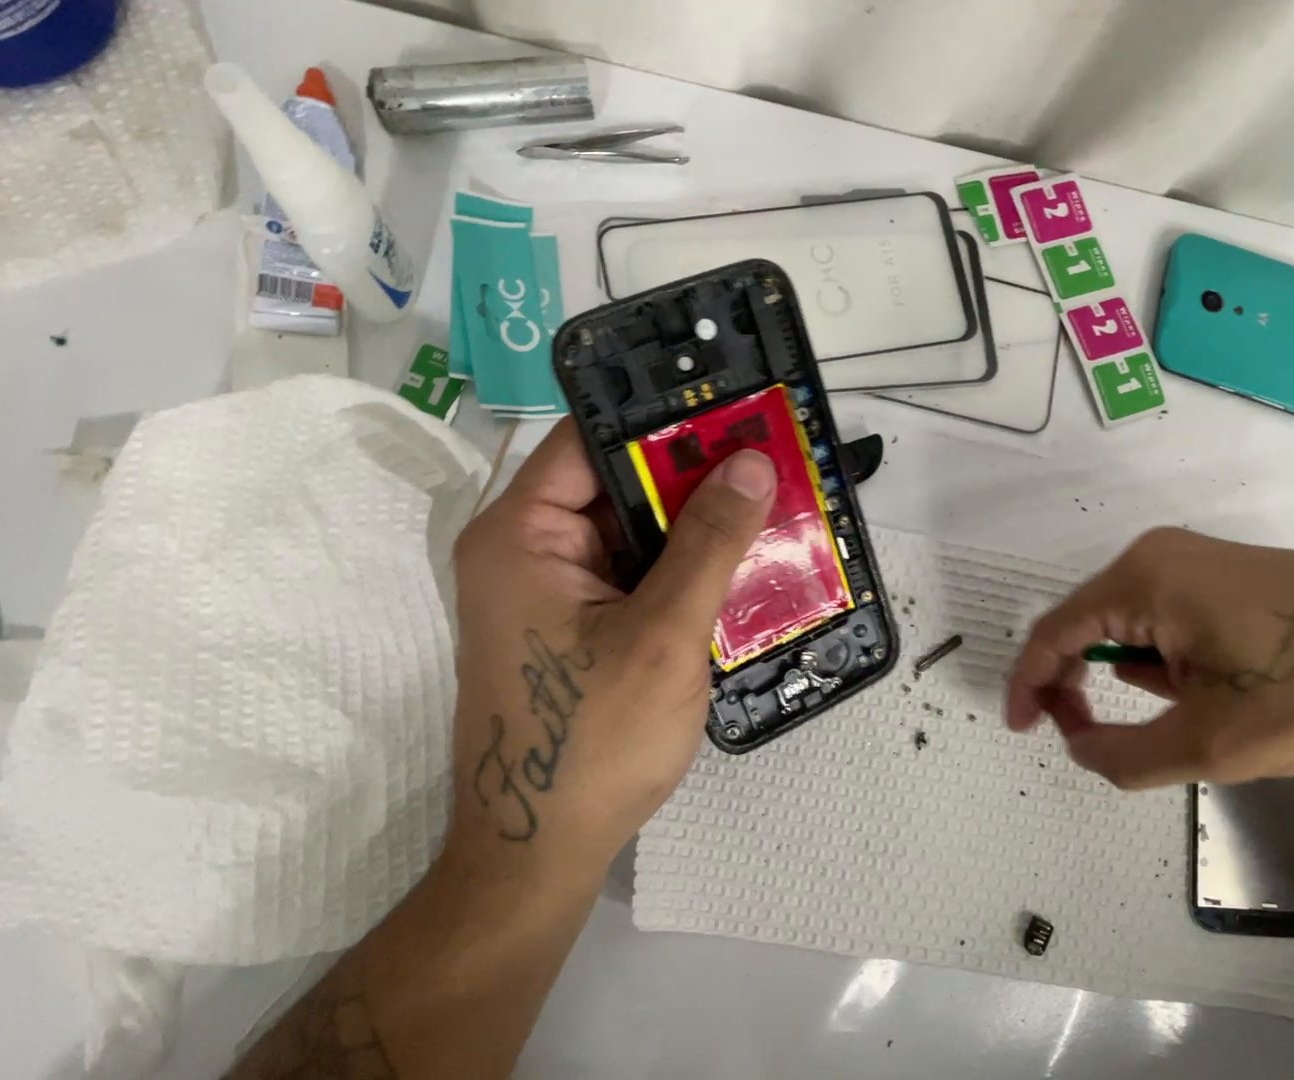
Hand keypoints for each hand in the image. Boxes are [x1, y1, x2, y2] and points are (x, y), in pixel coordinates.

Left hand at [445, 420, 773, 876]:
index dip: (662, 422)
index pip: (591, 442)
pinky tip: (741, 567)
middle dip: (693, 478)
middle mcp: (526, 551)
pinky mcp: (574, 627)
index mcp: (521, 533)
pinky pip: (633, 576)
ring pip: (632, 533)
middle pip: (616, 486)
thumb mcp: (663, 635)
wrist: (540, 853)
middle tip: (772, 458)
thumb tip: (752, 462)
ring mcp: (550, 592)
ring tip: (773, 505)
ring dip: (695, 528)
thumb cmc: (594, 742)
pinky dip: (681, 571)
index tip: (734, 409)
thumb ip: (710, 543)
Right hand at [1006, 527, 1293, 788]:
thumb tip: (1075, 744)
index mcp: (1144, 577)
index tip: (1024, 731)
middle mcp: (1161, 554)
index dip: (1031, 685)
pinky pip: (1172, 619)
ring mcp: (1201, 560)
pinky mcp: (1235, 575)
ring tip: (1202, 717)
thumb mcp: (1210, 744)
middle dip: (1088, 685)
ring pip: (1135, 625)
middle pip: (1090, 624)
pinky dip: (1175, 662)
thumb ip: (1120, 754)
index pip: (1055, 632)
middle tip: (1102, 740)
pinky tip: (1227, 689)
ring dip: (1142, 677)